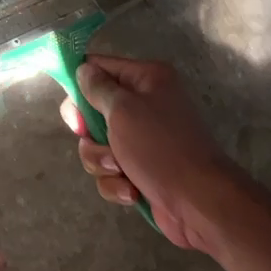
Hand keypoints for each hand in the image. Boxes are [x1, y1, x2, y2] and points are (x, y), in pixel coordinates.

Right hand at [59, 54, 238, 249]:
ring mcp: (142, 139)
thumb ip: (97, 88)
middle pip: (93, 109)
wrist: (198, 202)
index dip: (79, 86)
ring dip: (102, 161)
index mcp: (146, 79)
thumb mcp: (123, 110)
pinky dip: (115, 182)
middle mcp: (144, 103)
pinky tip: (131, 191)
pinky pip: (110, 170)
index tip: (72, 110)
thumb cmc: (160, 148)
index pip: (99, 67)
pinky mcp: (140, 169)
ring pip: (97, 144)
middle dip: (90, 132)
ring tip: (120, 170)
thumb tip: (84, 70)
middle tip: (91, 139)